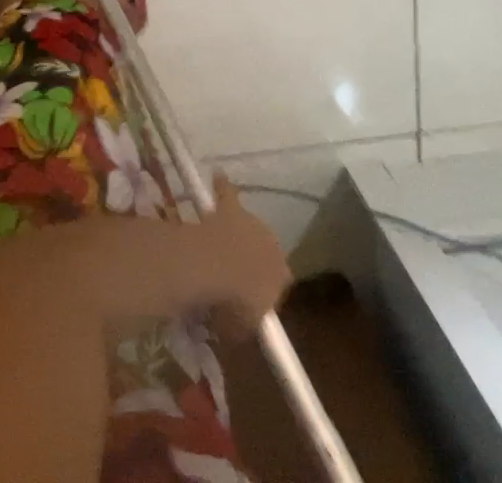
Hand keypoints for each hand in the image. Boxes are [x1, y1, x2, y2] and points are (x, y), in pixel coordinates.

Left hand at [193, 172, 291, 334]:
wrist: (219, 267)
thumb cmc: (233, 302)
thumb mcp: (239, 327)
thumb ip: (238, 326)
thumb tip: (230, 328)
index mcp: (283, 277)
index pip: (275, 287)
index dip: (257, 295)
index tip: (241, 303)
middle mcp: (273, 247)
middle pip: (261, 255)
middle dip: (247, 264)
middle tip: (227, 277)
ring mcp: (252, 226)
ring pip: (247, 228)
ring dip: (236, 234)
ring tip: (224, 242)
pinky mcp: (231, 209)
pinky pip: (228, 194)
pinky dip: (223, 187)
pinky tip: (218, 174)